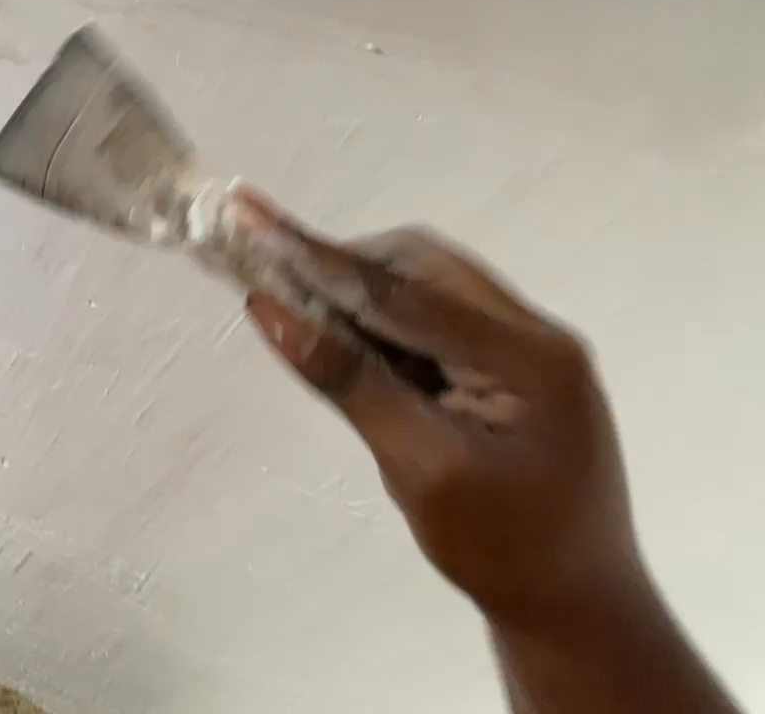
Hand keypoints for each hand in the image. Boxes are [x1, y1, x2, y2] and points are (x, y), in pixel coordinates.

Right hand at [239, 200, 649, 630]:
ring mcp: (518, 345)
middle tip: (271, 283)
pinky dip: (371, 315)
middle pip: (413, 263)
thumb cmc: (497, 542)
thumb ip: (343, 377)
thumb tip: (266, 306)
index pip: (394, 288)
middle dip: (337, 263)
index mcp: (523, 355)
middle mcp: (528, 332)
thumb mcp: (414, 462)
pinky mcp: (499, 361)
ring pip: (416, 280)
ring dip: (352, 287)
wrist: (569, 601)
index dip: (312, 253)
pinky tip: (343, 341)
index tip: (247, 214)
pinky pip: (421, 312)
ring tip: (301, 312)